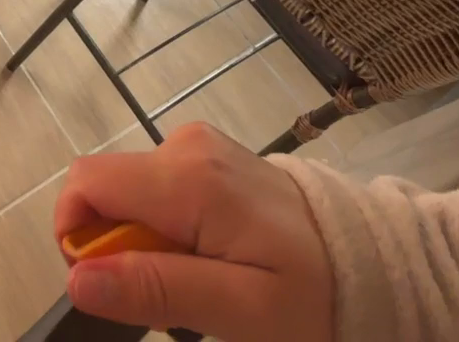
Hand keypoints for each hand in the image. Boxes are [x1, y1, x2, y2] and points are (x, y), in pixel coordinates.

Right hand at [54, 122, 334, 341]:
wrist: (381, 263)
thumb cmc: (318, 296)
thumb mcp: (242, 312)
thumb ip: (157, 288)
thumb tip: (77, 277)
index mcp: (187, 177)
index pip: (87, 183)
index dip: (77, 232)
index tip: (108, 284)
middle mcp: (184, 145)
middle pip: (107, 189)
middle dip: (120, 246)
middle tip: (174, 297)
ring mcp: (197, 145)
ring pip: (132, 194)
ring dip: (146, 241)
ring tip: (203, 281)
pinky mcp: (207, 154)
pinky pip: (158, 188)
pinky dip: (168, 226)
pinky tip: (212, 255)